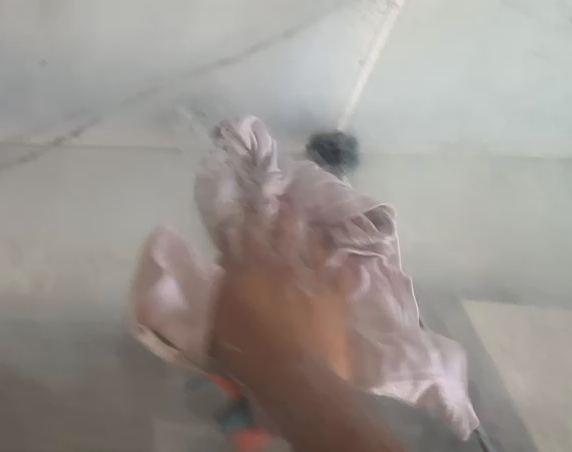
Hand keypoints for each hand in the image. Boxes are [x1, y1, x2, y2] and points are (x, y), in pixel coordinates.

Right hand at [209, 202, 351, 384]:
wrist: (295, 377)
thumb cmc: (247, 350)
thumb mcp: (219, 316)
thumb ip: (224, 285)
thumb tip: (226, 262)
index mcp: (249, 266)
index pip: (244, 231)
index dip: (247, 213)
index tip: (249, 197)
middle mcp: (280, 264)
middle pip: (281, 230)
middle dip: (283, 212)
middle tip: (287, 194)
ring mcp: (310, 279)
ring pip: (313, 245)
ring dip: (313, 232)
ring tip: (316, 218)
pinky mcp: (335, 298)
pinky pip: (344, 276)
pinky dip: (348, 266)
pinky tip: (352, 257)